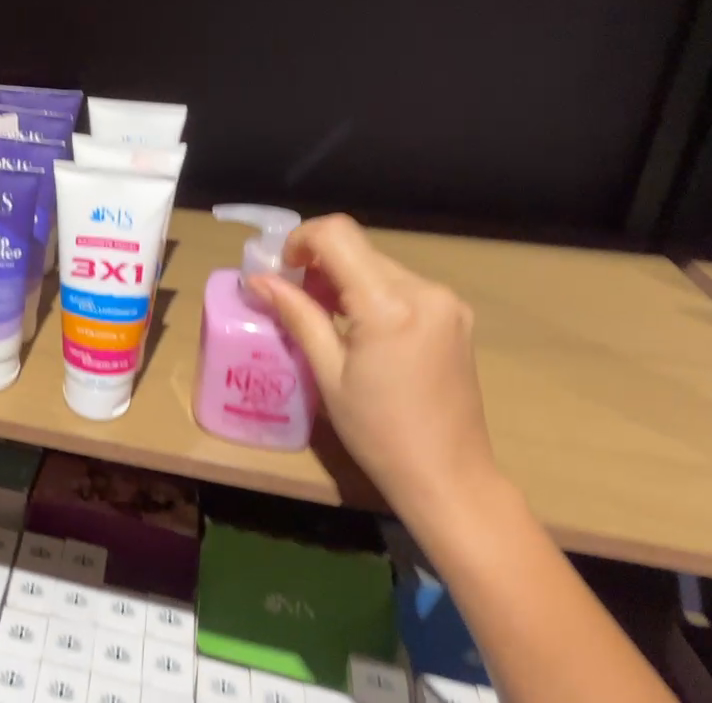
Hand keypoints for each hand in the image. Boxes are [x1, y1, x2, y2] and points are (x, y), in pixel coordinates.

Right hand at [247, 214, 498, 522]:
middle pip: (356, 247)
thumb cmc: (378, 432)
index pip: (337, 235)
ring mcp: (445, 302)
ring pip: (377, 263)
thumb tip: (258, 279)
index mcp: (390, 305)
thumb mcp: (327, 373)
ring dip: (342, 277)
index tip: (281, 271)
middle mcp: (425, 291)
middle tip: (292, 298)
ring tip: (321, 316)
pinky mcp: (454, 315)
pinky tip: (356, 326)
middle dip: (317, 262)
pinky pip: (400, 284)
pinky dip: (369, 291)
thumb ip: (296, 315)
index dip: (300, 240)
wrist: (449, 476)